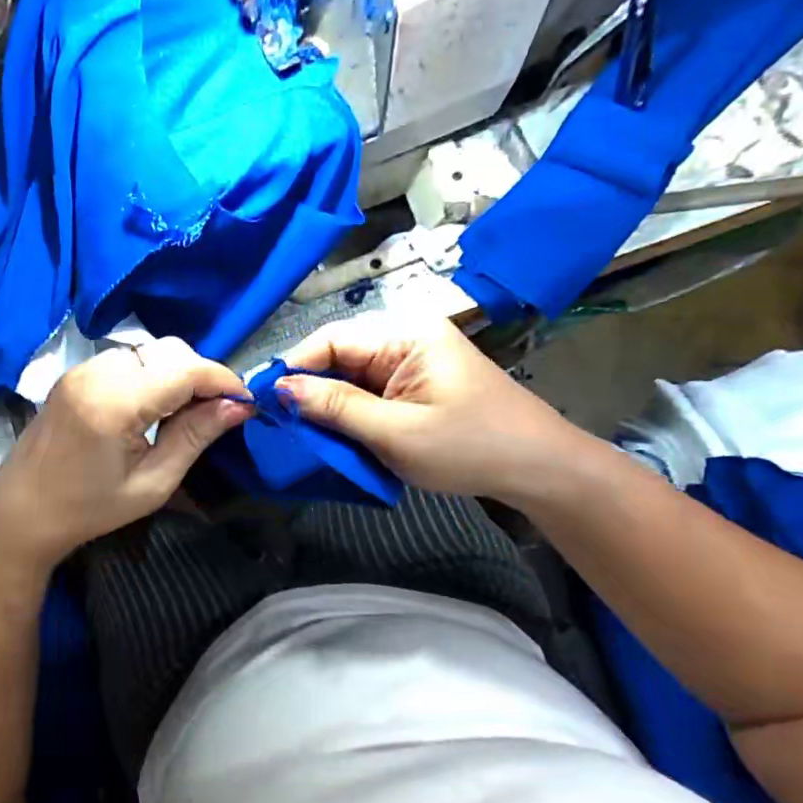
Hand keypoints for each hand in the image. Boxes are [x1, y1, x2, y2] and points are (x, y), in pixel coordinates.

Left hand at [0, 337, 253, 570]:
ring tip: (190, 412)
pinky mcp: (76, 374)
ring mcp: (82, 369)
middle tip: (219, 411)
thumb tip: (238, 407)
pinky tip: (158, 405)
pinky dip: (154, 374)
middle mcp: (96, 372)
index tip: (247, 402)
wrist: (20, 513)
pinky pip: (128, 360)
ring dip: (178, 373)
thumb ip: (195, 437)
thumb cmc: (88, 510)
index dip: (222, 380)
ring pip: (149, 351)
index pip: (184, 370)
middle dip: (202, 374)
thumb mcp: (152, 483)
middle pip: (168, 351)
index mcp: (114, 402)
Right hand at [278, 313, 586, 501]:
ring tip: (309, 437)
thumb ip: (336, 408)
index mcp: (406, 334)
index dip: (294, 367)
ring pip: (352, 378)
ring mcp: (413, 363)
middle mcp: (407, 339)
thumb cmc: (471, 448)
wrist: (538, 468)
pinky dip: (353, 417)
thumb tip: (281, 389)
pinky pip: (371, 394)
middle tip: (283, 427)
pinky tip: (342, 439)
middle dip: (311, 391)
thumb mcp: (396, 432)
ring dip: (331, 408)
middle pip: (340, 357)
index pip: (332, 339)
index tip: (264, 402)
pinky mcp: (417, 386)